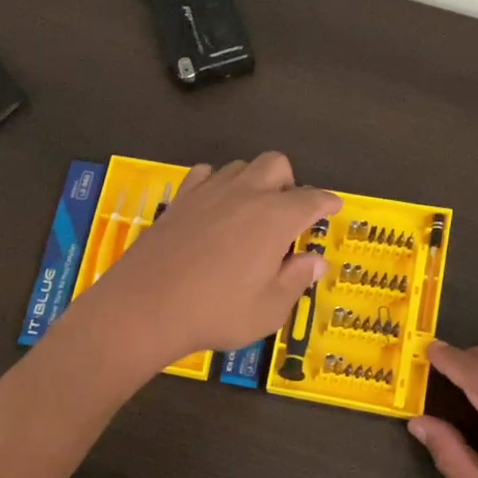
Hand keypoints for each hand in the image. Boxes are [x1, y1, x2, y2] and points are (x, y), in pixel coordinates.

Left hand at [75, 152, 340, 369]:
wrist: (145, 306)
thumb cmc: (216, 312)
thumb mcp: (268, 309)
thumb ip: (296, 280)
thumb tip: (315, 261)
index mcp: (276, 218)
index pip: (312, 199)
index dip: (326, 203)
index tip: (332, 209)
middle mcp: (246, 194)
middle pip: (276, 164)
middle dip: (289, 183)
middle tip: (287, 215)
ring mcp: (208, 192)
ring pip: (240, 165)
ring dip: (253, 181)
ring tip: (250, 213)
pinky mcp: (179, 201)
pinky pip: (204, 175)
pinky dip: (217, 184)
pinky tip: (214, 207)